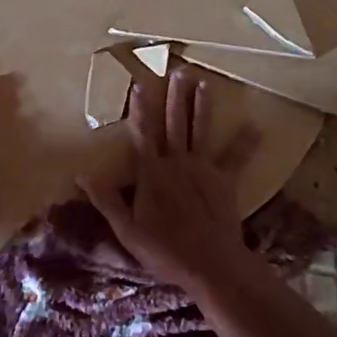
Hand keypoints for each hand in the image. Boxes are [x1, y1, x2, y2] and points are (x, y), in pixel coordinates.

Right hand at [80, 65, 262, 293]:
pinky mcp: (224, 182)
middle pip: (174, 123)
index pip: (143, 133)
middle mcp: (177, 162)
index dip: (140, 108)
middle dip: (174, 96)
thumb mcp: (126, 229)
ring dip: (201, 106)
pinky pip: (235, 159)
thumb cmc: (164, 249)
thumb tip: (80, 175)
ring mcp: (203, 169)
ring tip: (204, 83)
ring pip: (200, 131)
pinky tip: (256, 127)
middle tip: (178, 70)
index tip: (139, 84)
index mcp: (152, 172)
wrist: (211, 266)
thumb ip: (106, 200)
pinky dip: (245, 144)